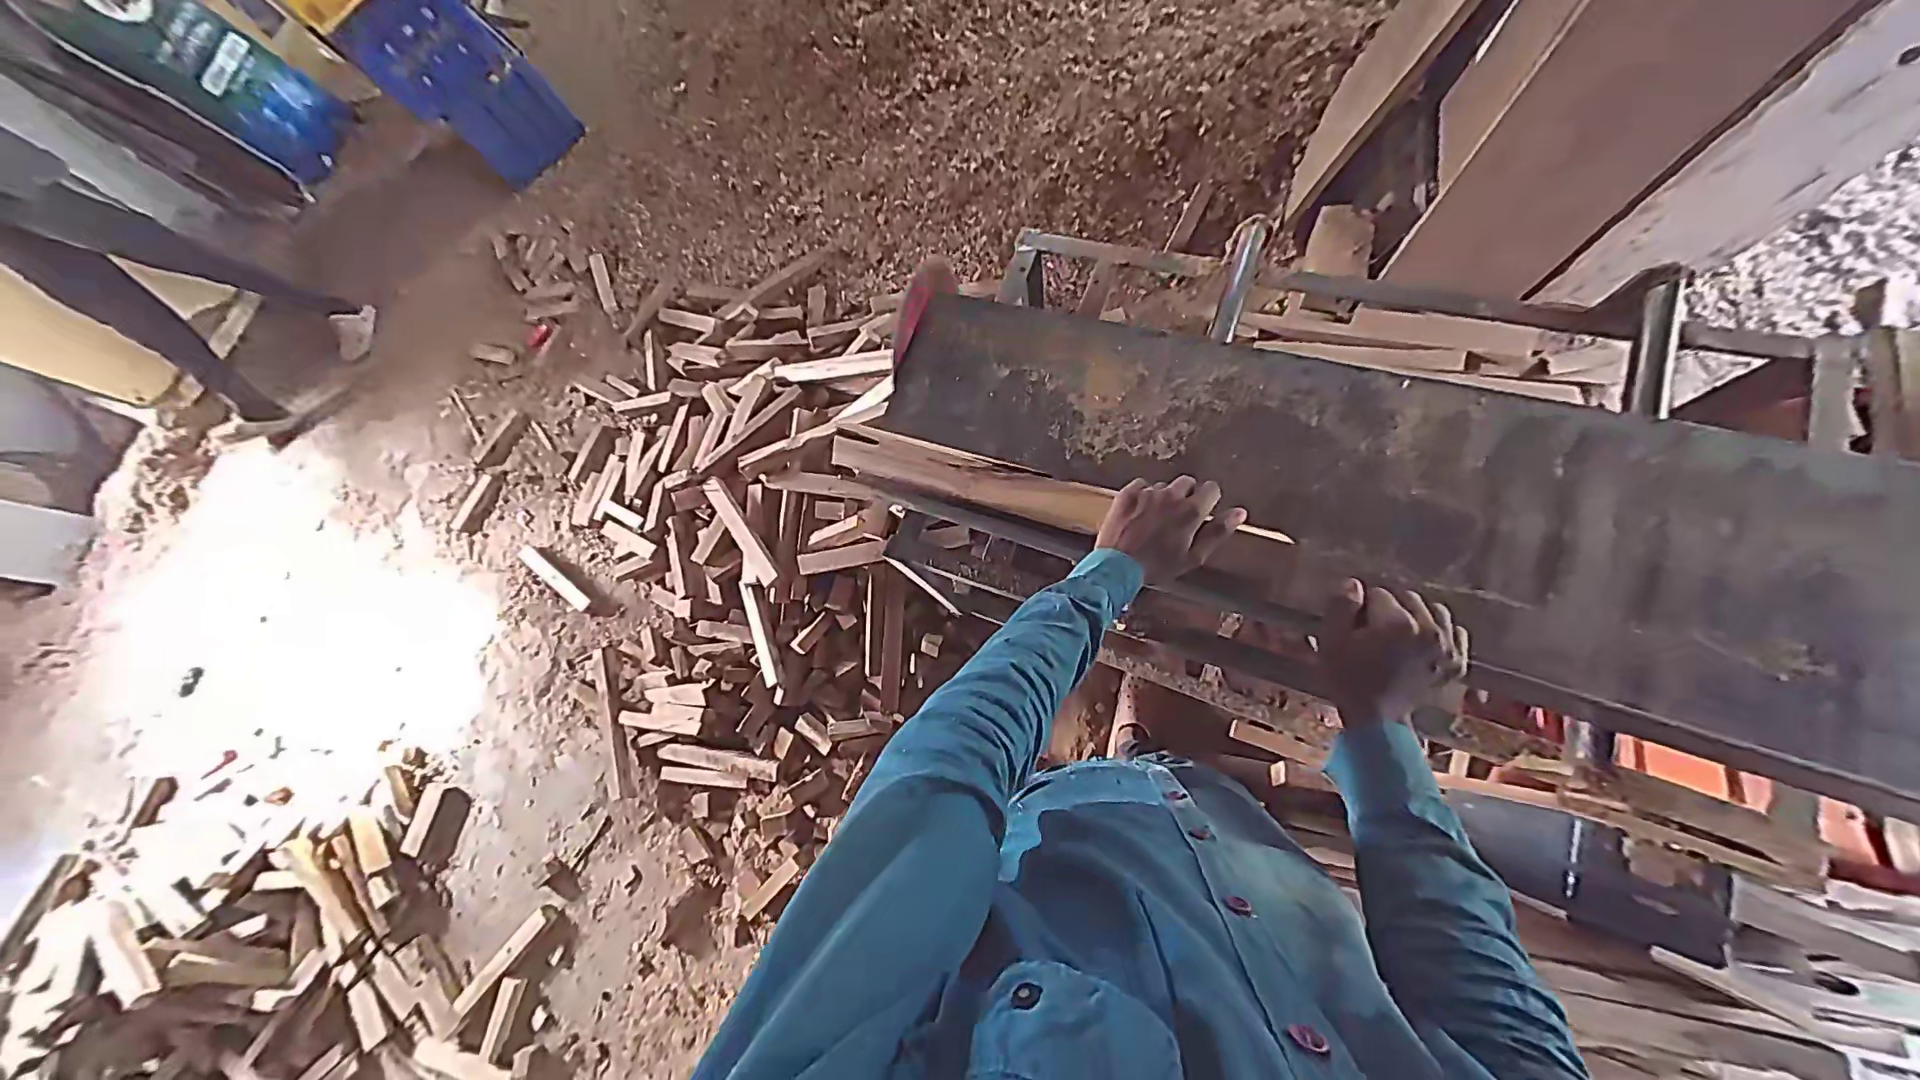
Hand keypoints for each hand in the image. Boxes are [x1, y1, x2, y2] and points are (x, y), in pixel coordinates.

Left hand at [1094, 476, 1247, 583]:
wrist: (1117, 566)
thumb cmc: (1158, 566)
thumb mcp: (1194, 556)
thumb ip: (1218, 531)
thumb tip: (1239, 512)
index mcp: (1191, 510)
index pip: (1211, 488)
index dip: (1208, 500)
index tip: (1201, 512)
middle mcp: (1171, 495)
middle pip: (1187, 483)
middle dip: (1186, 496)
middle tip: (1176, 518)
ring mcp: (1147, 492)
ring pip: (1163, 486)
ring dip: (1163, 497)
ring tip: (1154, 520)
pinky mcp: (1127, 493)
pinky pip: (1141, 486)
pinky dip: (1142, 496)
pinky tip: (1137, 513)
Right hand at [1317, 579, 1468, 726]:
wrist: (1377, 720)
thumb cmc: (1348, 678)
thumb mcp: (1331, 639)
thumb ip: (1340, 606)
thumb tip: (1354, 583)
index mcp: (1397, 622)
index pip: (1378, 592)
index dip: (1361, 606)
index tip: (1354, 625)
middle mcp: (1429, 629)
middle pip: (1407, 597)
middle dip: (1389, 607)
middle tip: (1372, 630)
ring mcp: (1448, 646)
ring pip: (1433, 610)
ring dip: (1415, 615)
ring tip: (1397, 633)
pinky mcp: (1458, 661)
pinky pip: (1453, 630)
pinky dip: (1438, 631)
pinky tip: (1420, 642)